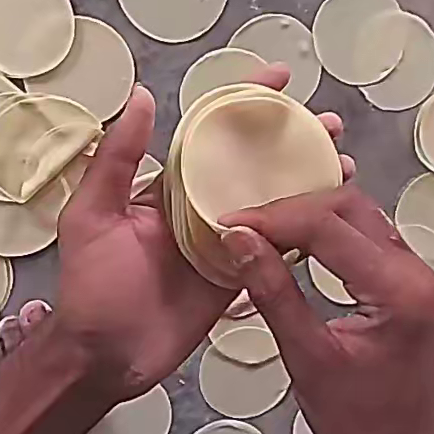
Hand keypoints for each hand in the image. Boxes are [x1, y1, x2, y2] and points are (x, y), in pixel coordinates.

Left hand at [53, 68, 349, 405]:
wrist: (109, 355)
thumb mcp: (91, 216)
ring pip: (274, 199)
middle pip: (255, 161)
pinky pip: (278, 244)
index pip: (212, 131)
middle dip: (292, 138)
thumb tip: (144, 98)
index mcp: (171, 183)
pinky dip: (305, 228)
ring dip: (307, 178)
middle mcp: (204, 203)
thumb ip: (116, 160)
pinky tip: (332, 214)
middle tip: (329, 125)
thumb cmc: (94, 285)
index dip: (245, 100)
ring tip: (342, 162)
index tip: (280, 78)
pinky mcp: (243, 273)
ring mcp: (228, 239)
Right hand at [218, 186, 433, 433]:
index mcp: (398, 290)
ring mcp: (415, 273)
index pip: (328, 228)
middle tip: (245, 224)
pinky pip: (366, 235)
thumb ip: (273, 292)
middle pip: (349, 207)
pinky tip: (298, 237)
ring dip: (310, 213)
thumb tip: (240, 240)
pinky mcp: (406, 281)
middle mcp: (415, 270)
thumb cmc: (363, 425)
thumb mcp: (307, 359)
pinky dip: (328, 230)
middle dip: (292, 209)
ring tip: (263, 227)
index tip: (230, 222)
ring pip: (359, 215)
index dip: (273, 219)